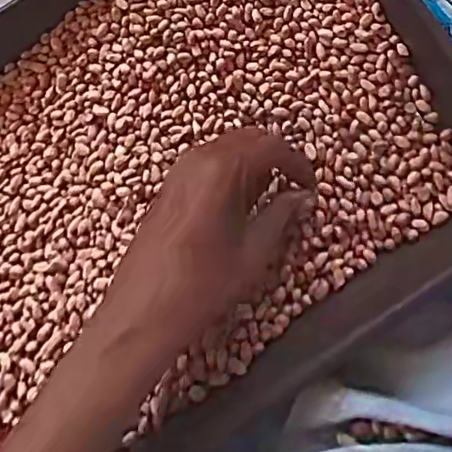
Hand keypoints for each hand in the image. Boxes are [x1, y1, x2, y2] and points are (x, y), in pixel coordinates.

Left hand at [90, 128, 315, 353]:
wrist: (140, 313)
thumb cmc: (201, 285)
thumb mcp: (253, 252)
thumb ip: (281, 215)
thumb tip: (302, 197)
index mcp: (223, 167)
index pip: (272, 146)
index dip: (298, 163)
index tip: (310, 186)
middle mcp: (200, 156)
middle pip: (250, 138)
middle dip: (277, 158)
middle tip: (294, 187)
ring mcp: (181, 168)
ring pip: (229, 146)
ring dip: (254, 162)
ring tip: (269, 197)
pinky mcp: (170, 183)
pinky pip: (210, 161)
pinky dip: (232, 170)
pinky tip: (239, 203)